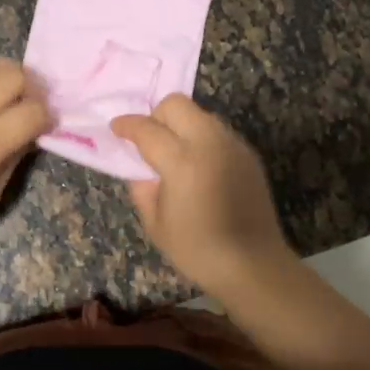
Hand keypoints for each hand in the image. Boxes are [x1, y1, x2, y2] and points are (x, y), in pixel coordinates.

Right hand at [111, 95, 294, 296]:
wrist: (253, 264)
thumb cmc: (198, 250)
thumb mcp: (156, 224)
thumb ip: (143, 187)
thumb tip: (142, 168)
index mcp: (182, 160)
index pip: (147, 129)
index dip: (127, 126)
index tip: (116, 128)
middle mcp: (209, 142)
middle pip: (176, 104)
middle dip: (157, 116)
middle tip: (150, 141)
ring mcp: (232, 144)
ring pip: (200, 114)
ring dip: (182, 125)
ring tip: (175, 154)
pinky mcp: (248, 153)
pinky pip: (218, 131)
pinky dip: (202, 138)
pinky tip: (200, 167)